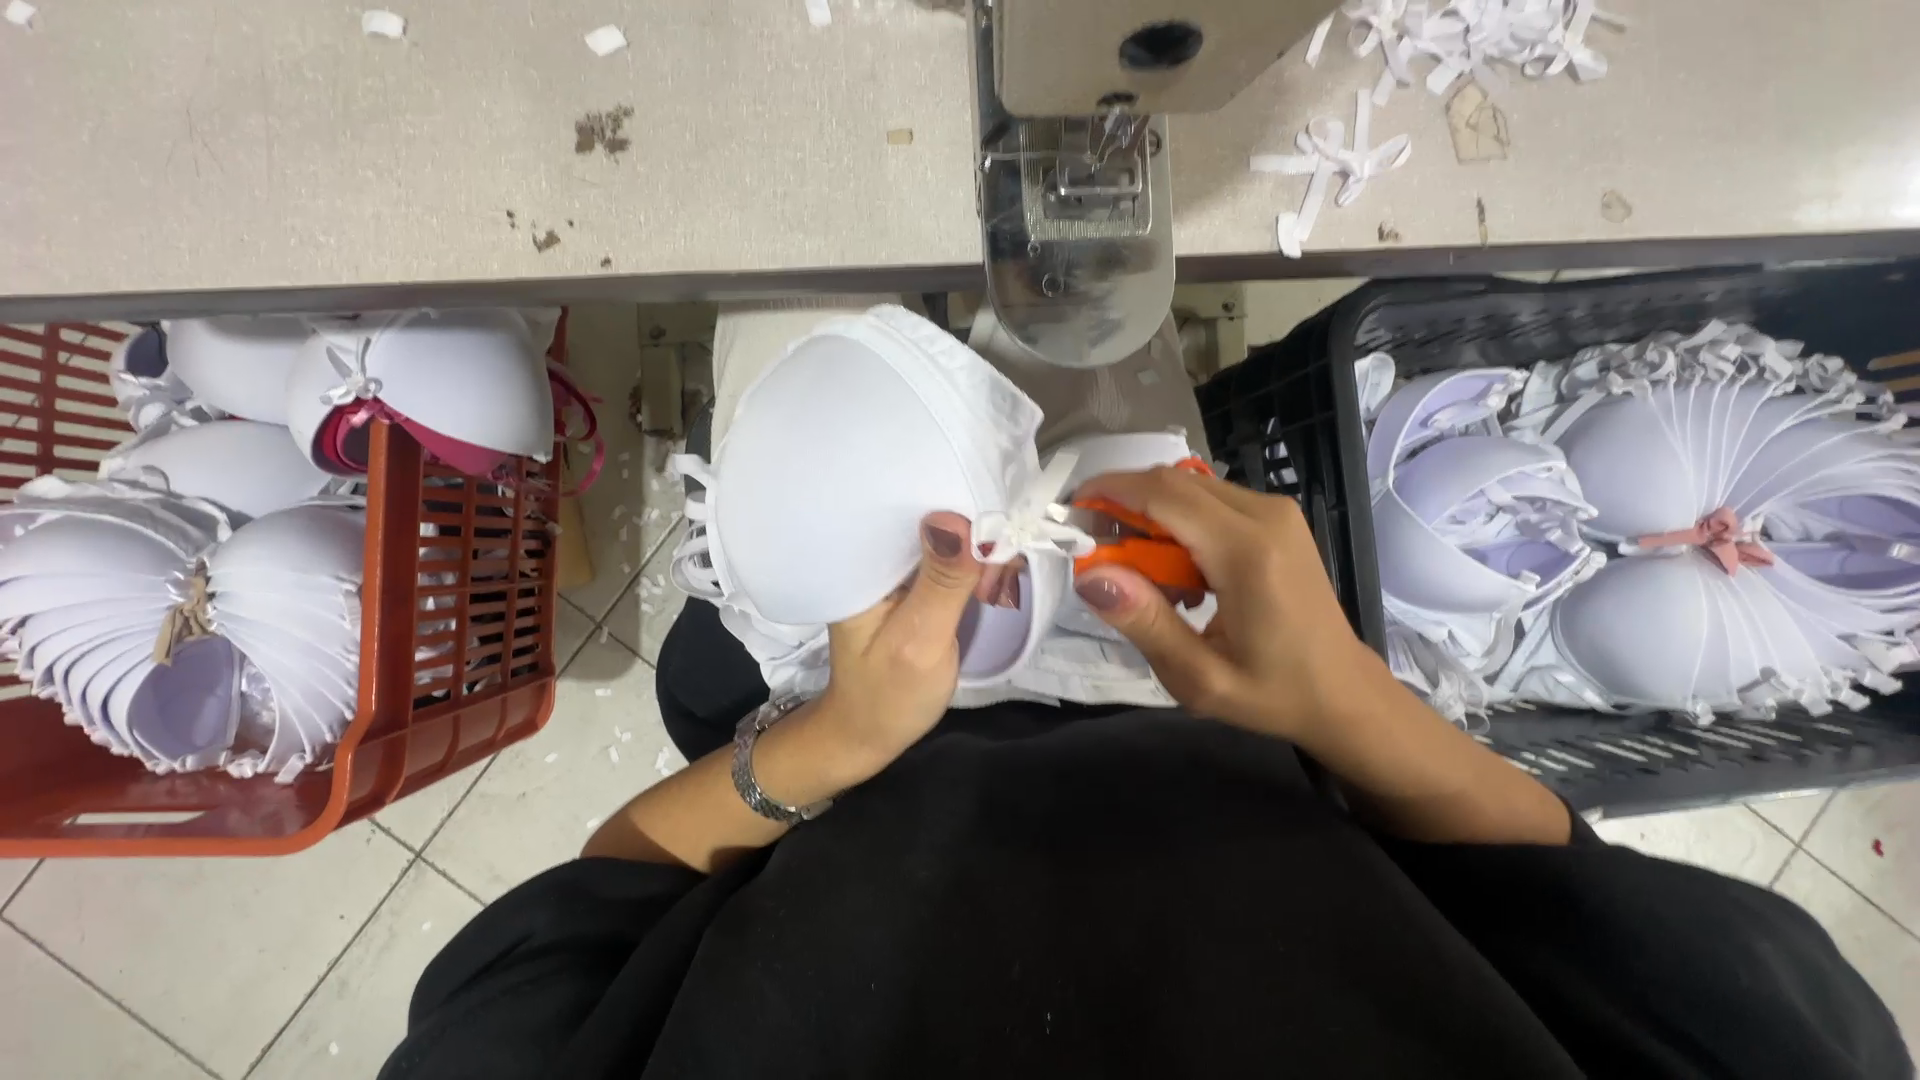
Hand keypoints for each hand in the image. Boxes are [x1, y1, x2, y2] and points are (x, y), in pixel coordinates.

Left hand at [808, 510, 986, 761]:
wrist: (869, 736)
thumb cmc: (888, 695)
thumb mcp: (920, 640)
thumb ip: (942, 582)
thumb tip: (959, 518)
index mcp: (858, 560)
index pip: (901, 502)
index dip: (948, 489)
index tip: (996, 492)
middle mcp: (872, 555)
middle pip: (923, 511)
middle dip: (968, 512)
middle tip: (1011, 521)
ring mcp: (893, 570)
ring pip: (939, 534)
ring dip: (974, 536)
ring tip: (1008, 537)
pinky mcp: (912, 585)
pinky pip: (945, 557)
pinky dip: (970, 558)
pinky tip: (993, 556)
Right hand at [1070, 467, 1383, 738]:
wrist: (1344, 693)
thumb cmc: (1273, 693)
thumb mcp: (1199, 677)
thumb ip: (1144, 622)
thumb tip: (1090, 575)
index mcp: (1248, 553)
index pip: (1163, 494)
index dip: (1108, 492)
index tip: (1070, 513)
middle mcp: (1266, 515)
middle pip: (1172, 482)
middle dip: (1123, 505)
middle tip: (1096, 552)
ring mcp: (1276, 511)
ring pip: (1188, 489)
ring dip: (1150, 518)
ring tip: (1142, 575)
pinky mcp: (1277, 518)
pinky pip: (1209, 501)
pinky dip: (1177, 524)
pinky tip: (1179, 573)